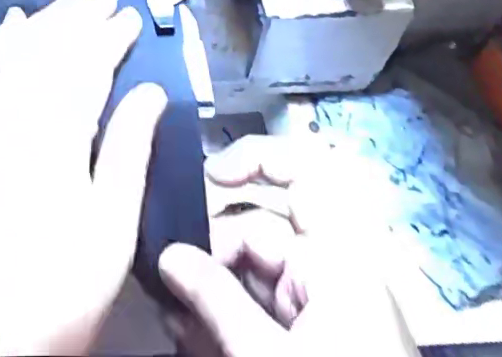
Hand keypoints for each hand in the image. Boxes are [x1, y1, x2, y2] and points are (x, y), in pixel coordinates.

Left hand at [0, 0, 167, 356]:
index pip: (88, 69)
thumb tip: (150, 92)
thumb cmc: (48, 297)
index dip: (110, 39)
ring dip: (41, 25)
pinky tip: (6, 33)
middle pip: (50, 54)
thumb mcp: (109, 234)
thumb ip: (128, 153)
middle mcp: (13, 121)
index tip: (129, 15)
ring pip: (13, 59)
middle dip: (77, 20)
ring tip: (63, 0)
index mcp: (57, 139)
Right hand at [157, 136, 417, 356]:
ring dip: (212, 288)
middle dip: (213, 247)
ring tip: (170, 311)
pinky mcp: (313, 340)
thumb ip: (216, 299)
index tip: (205, 173)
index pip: (294, 183)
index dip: (252, 164)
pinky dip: (228, 317)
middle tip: (166, 271)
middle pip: (263, 232)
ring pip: (256, 276)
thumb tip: (170, 256)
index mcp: (336, 257)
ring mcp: (321, 307)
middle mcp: (330, 270)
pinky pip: (263, 311)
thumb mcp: (266, 355)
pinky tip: (190, 330)